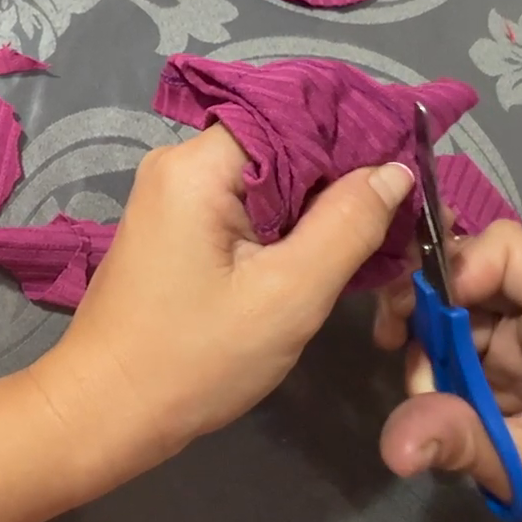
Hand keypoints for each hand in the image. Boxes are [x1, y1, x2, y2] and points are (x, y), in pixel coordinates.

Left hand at [29, 126, 416, 478]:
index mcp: (196, 164)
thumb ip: (346, 225)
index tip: (413, 155)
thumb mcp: (286, 295)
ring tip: (383, 223)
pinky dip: (286, 220)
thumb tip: (393, 169)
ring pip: (265, 176)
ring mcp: (173, 194)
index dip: (353, 133)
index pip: (289, 115)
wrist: (108, 406)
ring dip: (318, 200)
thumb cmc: (194, 356)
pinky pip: (243, 203)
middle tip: (409, 202)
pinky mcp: (175, 224)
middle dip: (342, 170)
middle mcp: (178, 163)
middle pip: (278, 143)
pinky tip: (329, 243)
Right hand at [373, 222, 521, 521]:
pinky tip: (434, 410)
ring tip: (423, 397)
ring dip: (428, 350)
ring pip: (461, 324)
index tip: (425, 314)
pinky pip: (464, 362)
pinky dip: (439, 378)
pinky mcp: (520, 393)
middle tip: (392, 344)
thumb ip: (461, 441)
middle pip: (474, 281)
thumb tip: (389, 440)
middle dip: (426, 305)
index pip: (510, 253)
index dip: (459, 264)